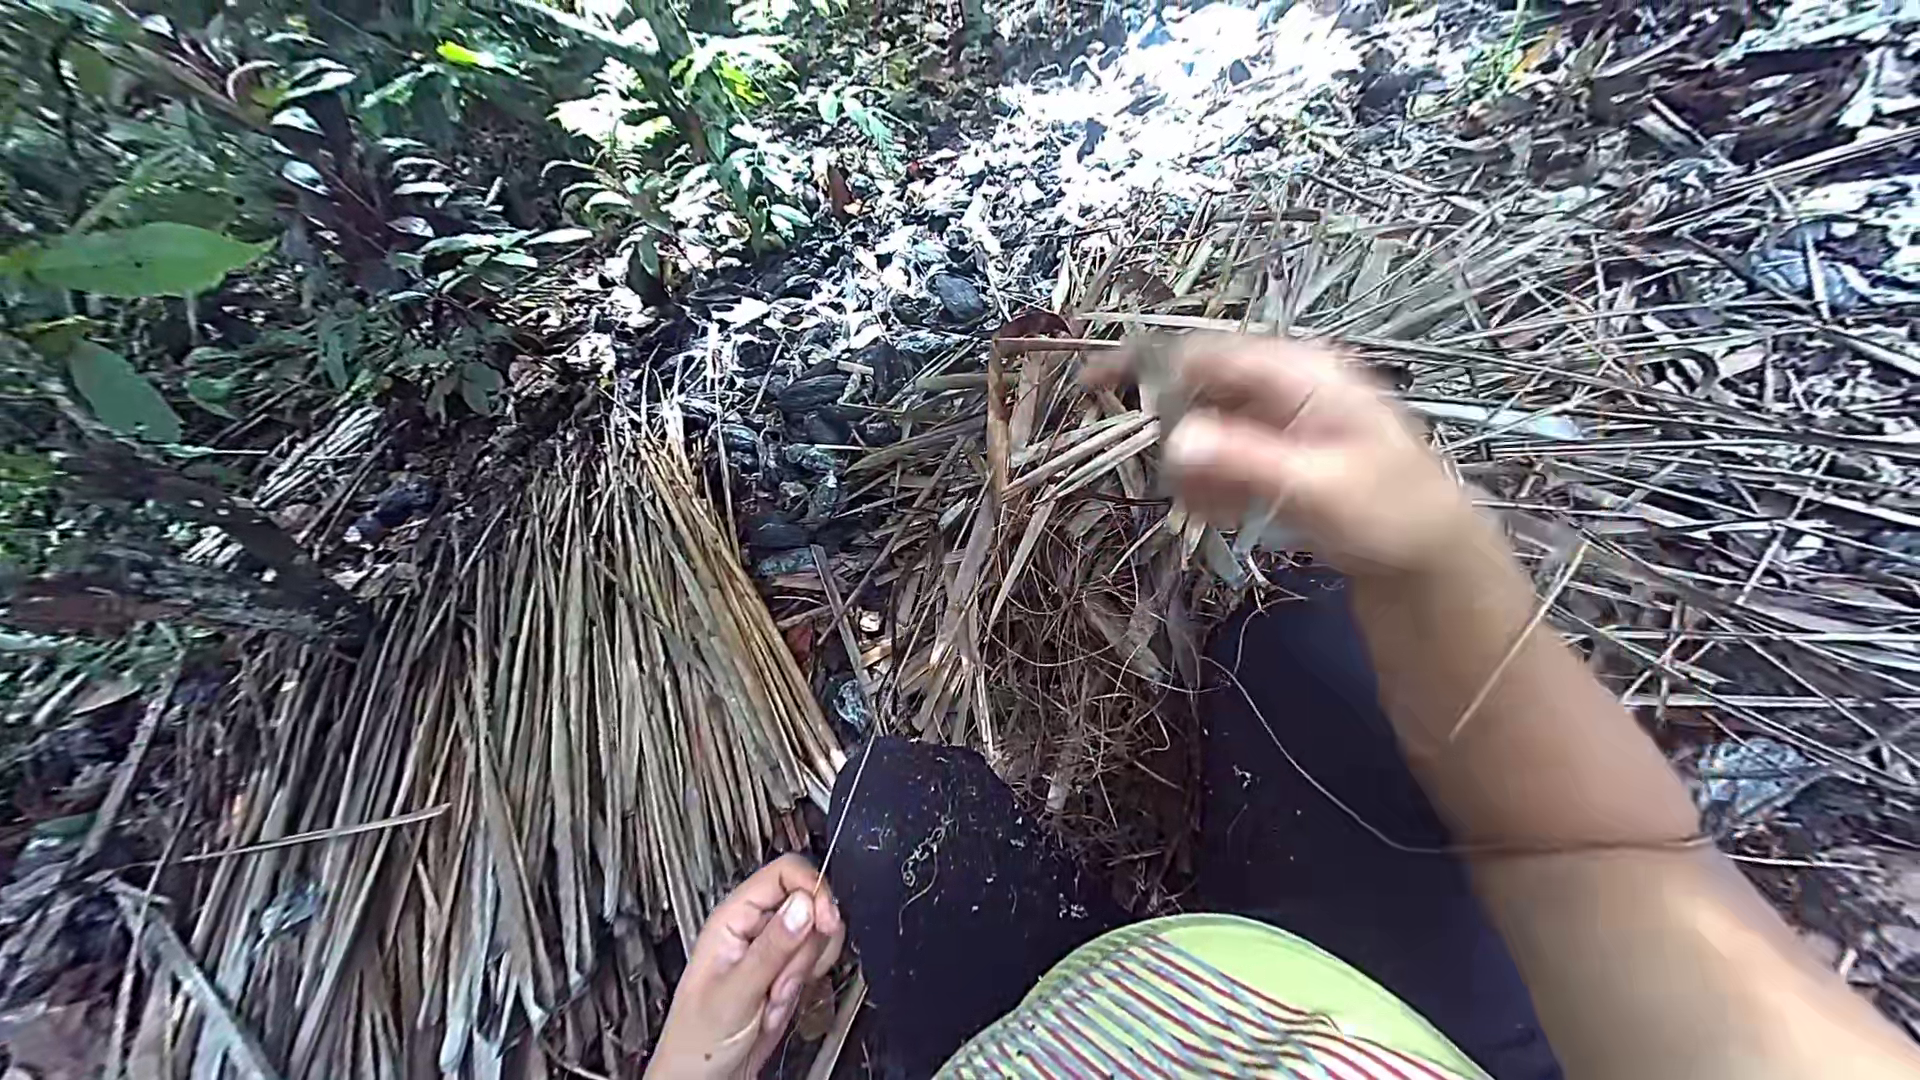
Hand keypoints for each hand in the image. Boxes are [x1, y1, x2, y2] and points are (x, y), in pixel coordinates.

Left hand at [646, 854, 845, 1079]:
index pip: (786, 872)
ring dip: (805, 969)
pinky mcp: (789, 967)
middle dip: (805, 946)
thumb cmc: (695, 1046)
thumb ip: (772, 948)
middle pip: (809, 901)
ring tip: (775, 996)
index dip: (812, 888)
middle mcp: (757, 924)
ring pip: (817, 929)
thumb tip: (805, 903)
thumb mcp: (733, 995)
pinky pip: (818, 955)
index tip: (825, 920)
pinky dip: (810, 980)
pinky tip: (783, 1000)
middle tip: (784, 978)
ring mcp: (775, 946)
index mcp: (735, 915)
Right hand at [1124, 335, 1476, 578]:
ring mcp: (1272, 418)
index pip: (1203, 351)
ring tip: (1215, 510)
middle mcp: (1279, 385)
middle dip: (1178, 441)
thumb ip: (1246, 461)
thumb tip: (1175, 442)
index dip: (1143, 362)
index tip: (1092, 384)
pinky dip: (1207, 485)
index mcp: (1297, 373)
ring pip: (1200, 430)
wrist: (1424, 550)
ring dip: (1193, 472)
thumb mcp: (1318, 487)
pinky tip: (1224, 511)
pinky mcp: (1267, 448)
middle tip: (1186, 489)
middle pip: (1194, 393)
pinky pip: (1215, 456)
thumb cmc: (1388, 512)